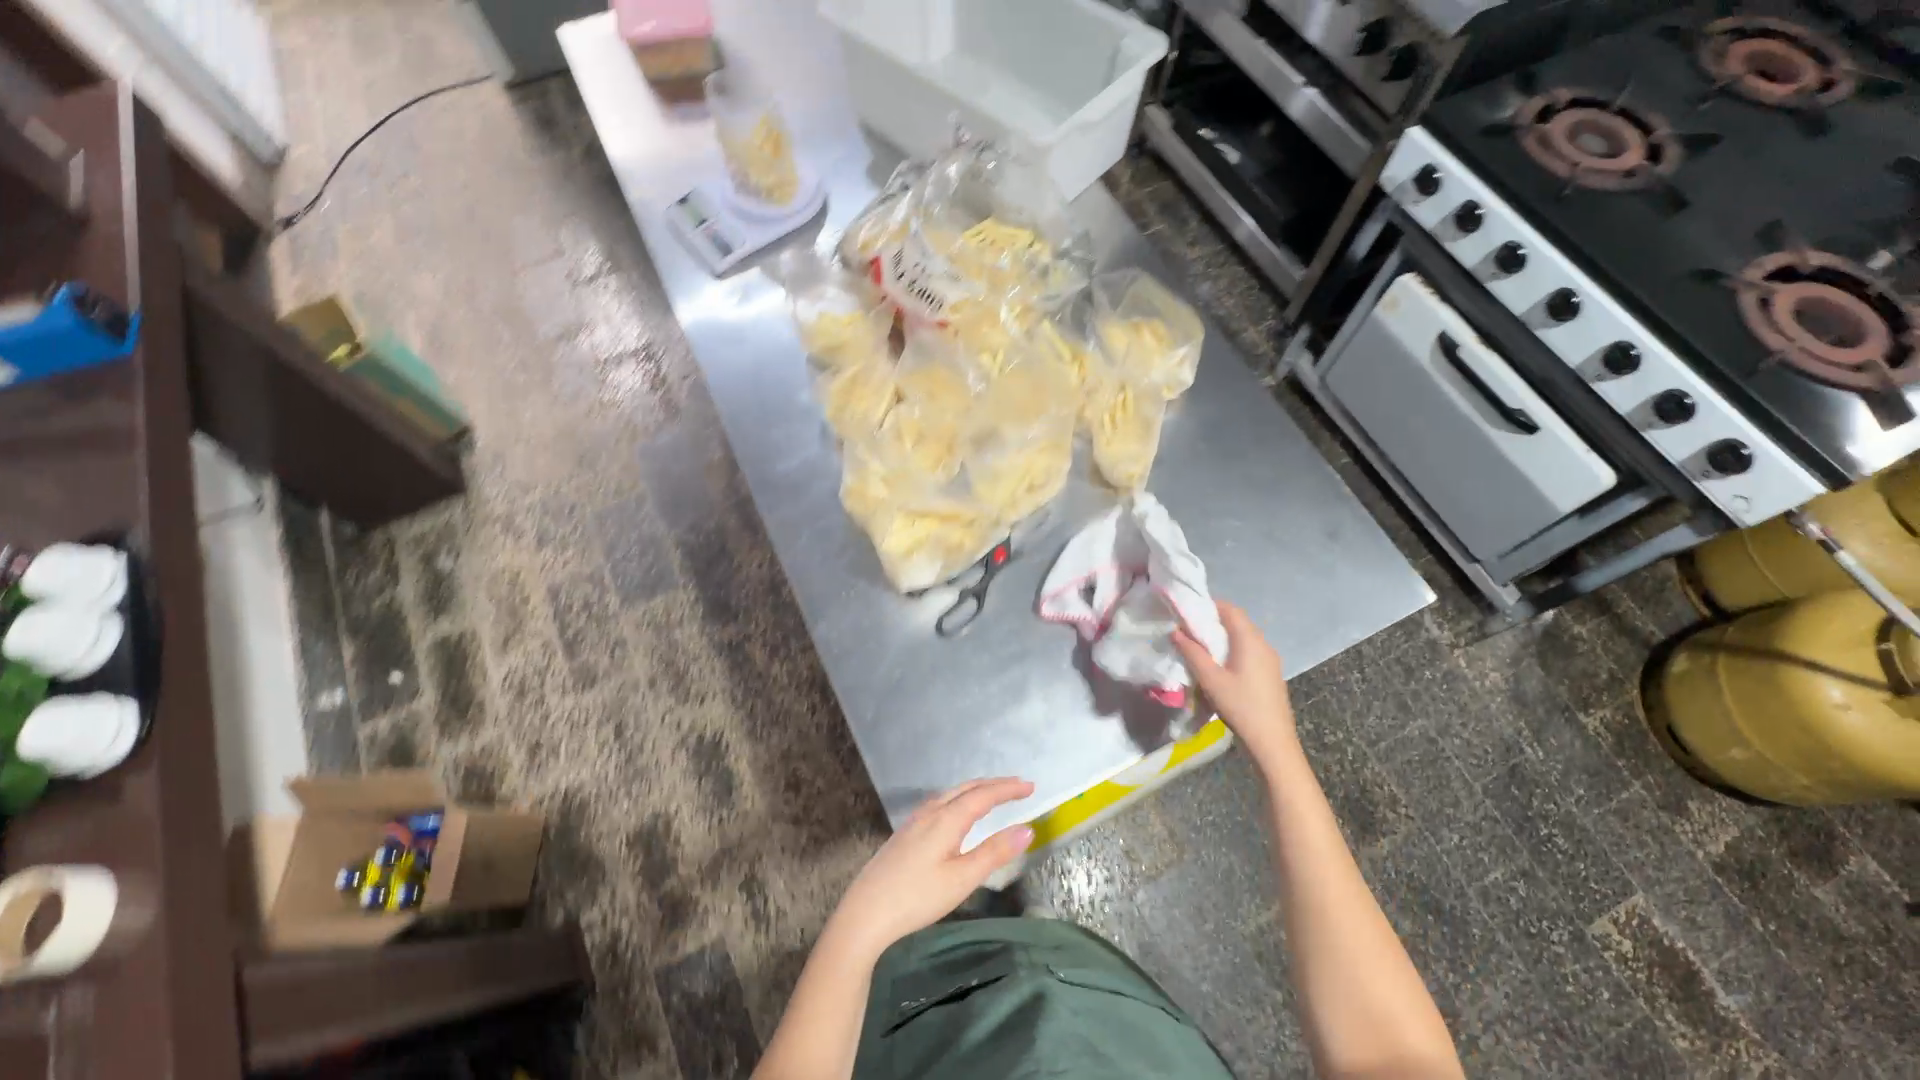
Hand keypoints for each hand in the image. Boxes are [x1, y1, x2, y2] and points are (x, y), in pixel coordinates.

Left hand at [827, 777, 1034, 960]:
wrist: (865, 912)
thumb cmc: (918, 897)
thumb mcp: (963, 879)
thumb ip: (995, 852)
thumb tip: (1027, 829)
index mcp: (946, 819)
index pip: (983, 795)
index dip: (1008, 789)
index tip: (1031, 786)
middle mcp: (929, 813)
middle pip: (965, 789)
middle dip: (993, 785)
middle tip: (1018, 786)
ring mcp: (913, 823)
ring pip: (949, 795)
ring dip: (974, 790)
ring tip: (992, 795)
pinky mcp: (904, 835)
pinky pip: (938, 804)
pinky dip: (958, 800)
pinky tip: (955, 814)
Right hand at [1173, 600, 1299, 770]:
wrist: (1272, 741)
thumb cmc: (1240, 706)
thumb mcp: (1210, 679)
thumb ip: (1192, 653)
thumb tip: (1176, 631)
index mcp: (1250, 640)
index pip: (1230, 610)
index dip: (1209, 606)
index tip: (1188, 611)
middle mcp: (1263, 644)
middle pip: (1238, 622)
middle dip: (1214, 621)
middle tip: (1189, 629)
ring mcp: (1270, 659)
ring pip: (1244, 638)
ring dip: (1223, 637)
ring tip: (1201, 648)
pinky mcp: (1270, 673)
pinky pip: (1250, 651)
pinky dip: (1233, 650)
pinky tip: (1219, 666)